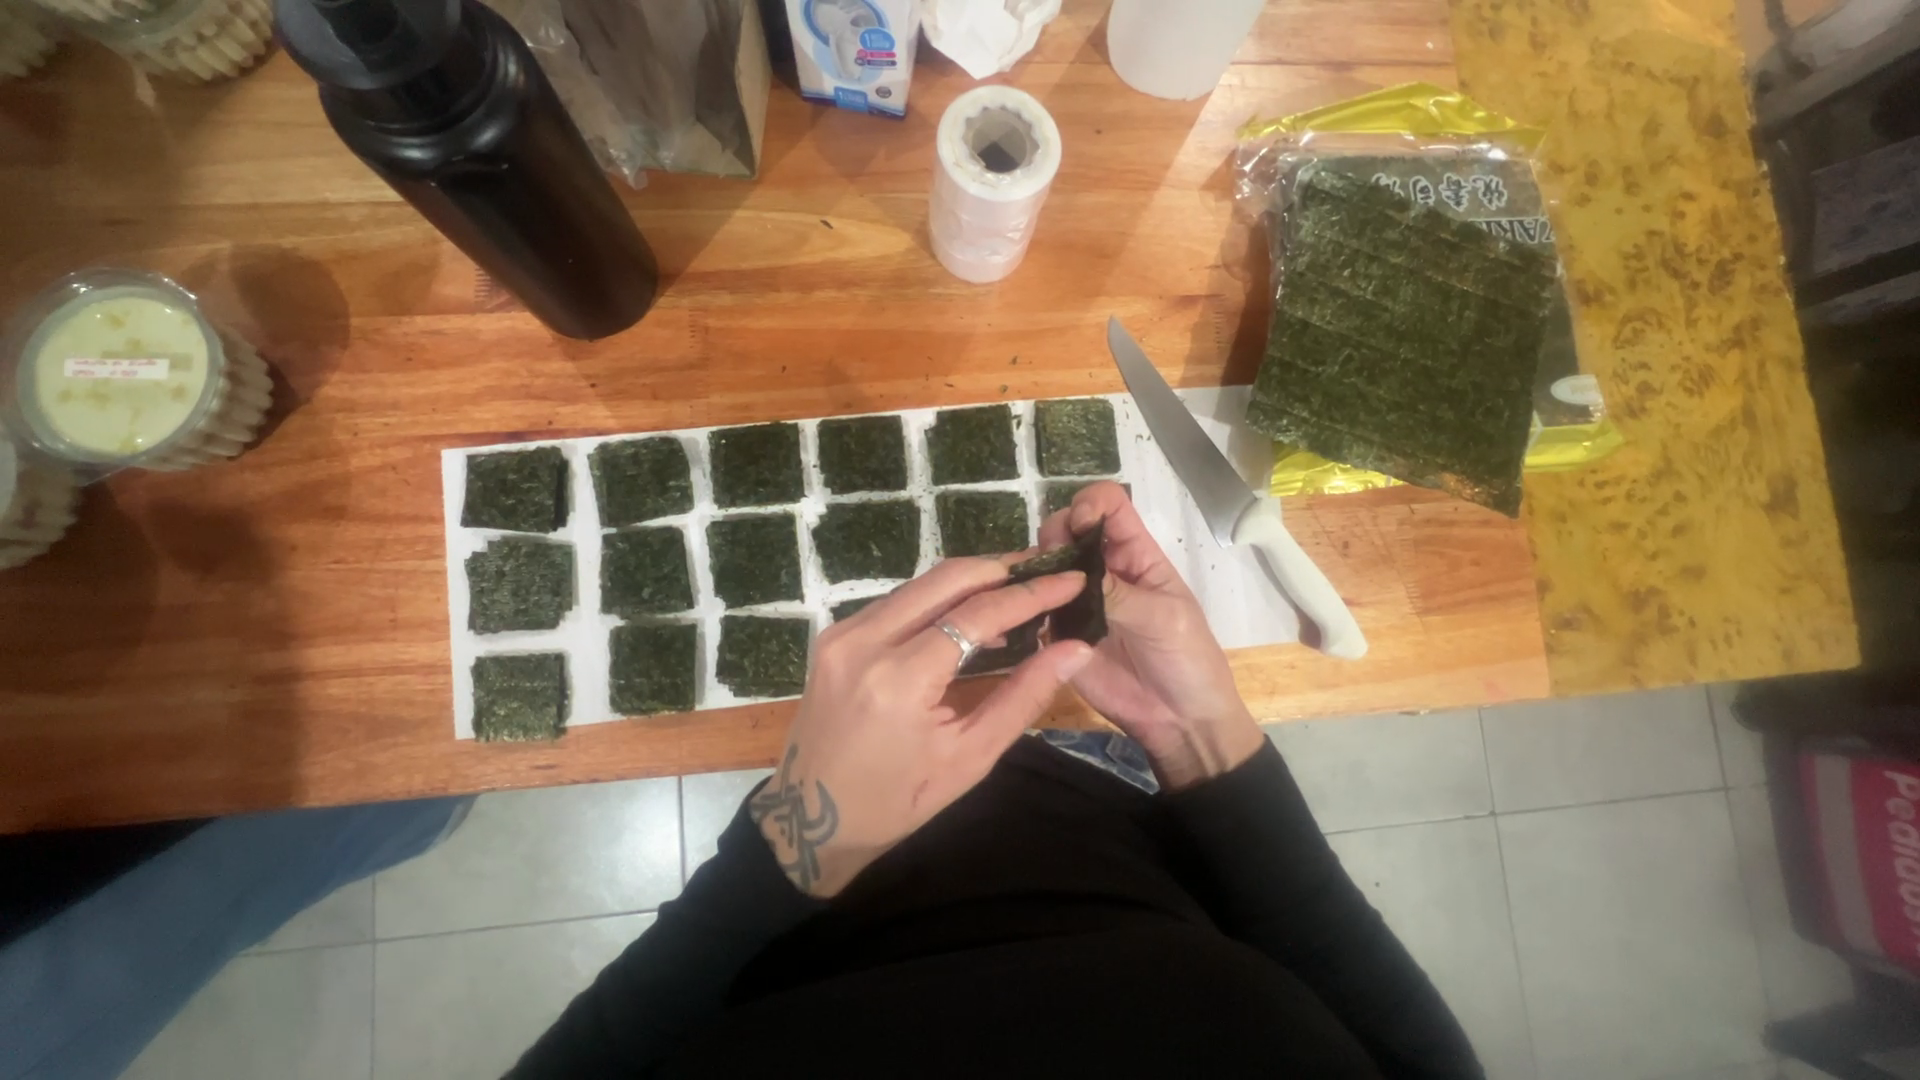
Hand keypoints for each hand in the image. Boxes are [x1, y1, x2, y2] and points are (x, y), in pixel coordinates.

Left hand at [751, 556, 1093, 896]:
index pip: (978, 614)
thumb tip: (1076, 649)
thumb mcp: (969, 757)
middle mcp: (865, 640)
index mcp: (899, 678)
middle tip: (1046, 571)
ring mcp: (843, 633)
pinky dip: (939, 600)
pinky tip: (970, 616)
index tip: (1072, 579)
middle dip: (1002, 568)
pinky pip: (898, 601)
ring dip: (972, 581)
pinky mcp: (834, 635)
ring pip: (920, 584)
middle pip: (946, 578)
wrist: (809, 819)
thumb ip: (1024, 696)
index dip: (1031, 593)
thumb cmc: (896, 802)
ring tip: (1018, 591)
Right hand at [1037, 481, 1263, 791]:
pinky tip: (1021, 611)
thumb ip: (1118, 592)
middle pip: (1066, 528)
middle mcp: (1101, 569)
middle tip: (1054, 564)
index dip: (1091, 504)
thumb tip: (1073, 572)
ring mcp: (1077, 600)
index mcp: (1135, 554)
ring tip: (1037, 590)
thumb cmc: (1187, 660)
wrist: (1179, 721)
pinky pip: (1033, 608)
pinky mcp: (1058, 632)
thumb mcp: (1163, 619)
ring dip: (1036, 567)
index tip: (1080, 524)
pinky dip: (1023, 602)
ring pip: (1044, 565)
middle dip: (1056, 534)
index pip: (1109, 506)